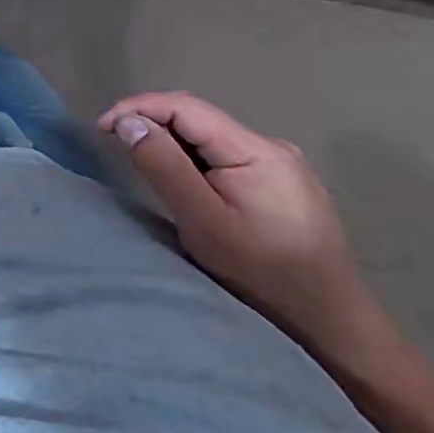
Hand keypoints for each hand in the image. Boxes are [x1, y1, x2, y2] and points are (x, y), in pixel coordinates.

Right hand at [100, 92, 375, 350]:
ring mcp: (280, 165)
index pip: (185, 106)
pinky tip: (182, 181)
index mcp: (256, 149)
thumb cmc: (263, 274)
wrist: (331, 325)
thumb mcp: (203, 221)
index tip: (102, 129)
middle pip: (198, 117)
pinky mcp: (281, 184)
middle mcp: (271, 146)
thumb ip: (164, 166)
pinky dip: (191, 158)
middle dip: (151, 123)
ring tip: (142, 164)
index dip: (138, 108)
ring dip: (170, 142)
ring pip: (209, 137)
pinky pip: (223, 155)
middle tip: (115, 145)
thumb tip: (129, 122)